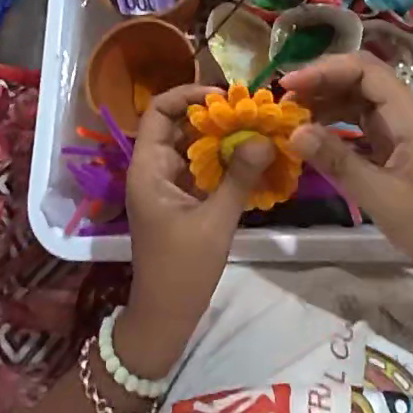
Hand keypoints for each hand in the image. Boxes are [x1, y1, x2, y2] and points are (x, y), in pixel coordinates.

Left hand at [119, 83, 273, 377]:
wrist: (164, 317)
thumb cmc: (182, 270)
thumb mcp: (215, 221)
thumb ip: (239, 177)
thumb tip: (264, 137)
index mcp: (148, 167)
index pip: (159, 110)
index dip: (188, 95)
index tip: (224, 96)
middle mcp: (153, 169)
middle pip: (178, 124)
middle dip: (212, 114)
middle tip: (250, 111)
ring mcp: (166, 184)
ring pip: (191, 145)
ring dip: (220, 136)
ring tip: (255, 129)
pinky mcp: (179, 199)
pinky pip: (199, 167)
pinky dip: (221, 159)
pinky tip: (250, 158)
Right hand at [280, 54, 412, 285]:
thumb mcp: (382, 197)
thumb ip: (337, 161)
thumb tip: (293, 131)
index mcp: (412, 114)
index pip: (364, 69)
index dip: (324, 70)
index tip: (288, 85)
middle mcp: (411, 111)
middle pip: (362, 78)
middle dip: (321, 83)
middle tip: (284, 101)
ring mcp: (409, 128)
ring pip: (363, 99)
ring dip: (328, 102)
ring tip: (293, 117)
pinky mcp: (404, 145)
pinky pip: (368, 122)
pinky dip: (341, 123)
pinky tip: (317, 135)